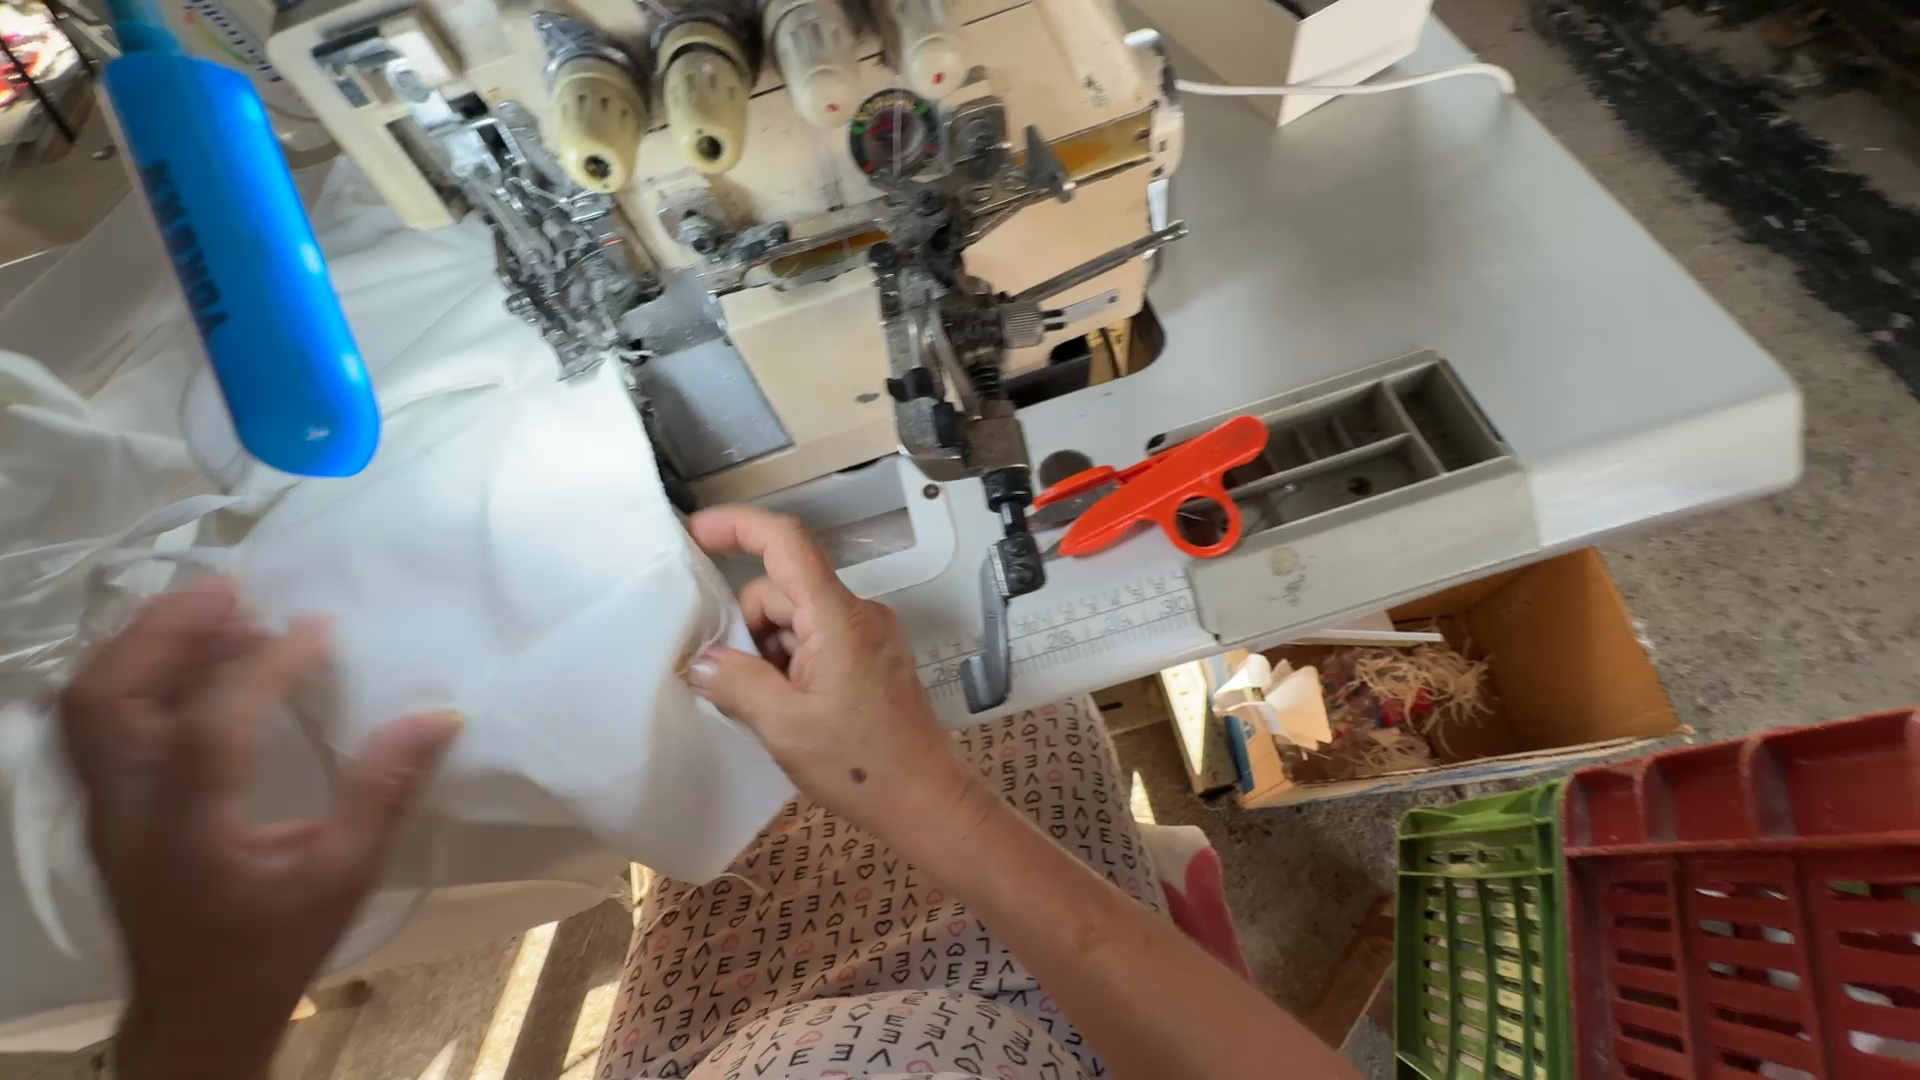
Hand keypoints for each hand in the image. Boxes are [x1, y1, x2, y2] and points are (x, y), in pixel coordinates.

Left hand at [58, 578, 460, 1079]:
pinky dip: (142, 672)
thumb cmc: (276, 942)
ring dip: (146, 644)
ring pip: (90, 708)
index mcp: (190, 832)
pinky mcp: (111, 805)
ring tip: (217, 604)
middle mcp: (129, 810)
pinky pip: (102, 723)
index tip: (318, 626)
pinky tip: (197, 655)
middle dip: (163, 633)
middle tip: (231, 587)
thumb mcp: (347, 874)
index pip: (212, 729)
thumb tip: (440, 715)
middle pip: (107, 704)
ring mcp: (107, 807)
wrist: (196, 1010)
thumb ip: (385, 791)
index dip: (262, 667)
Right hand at [684, 506, 971, 835]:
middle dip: (747, 629)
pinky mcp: (870, 658)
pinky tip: (786, 708)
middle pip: (781, 591)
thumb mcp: (784, 724)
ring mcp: (866, 635)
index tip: (695, 533)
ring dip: (767, 653)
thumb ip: (736, 682)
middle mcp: (857, 613)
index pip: (787, 543)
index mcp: (838, 616)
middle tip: (737, 684)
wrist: (924, 799)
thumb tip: (699, 660)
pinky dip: (789, 664)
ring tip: (769, 708)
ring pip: (794, 620)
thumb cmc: (860, 765)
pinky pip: (815, 641)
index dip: (738, 527)